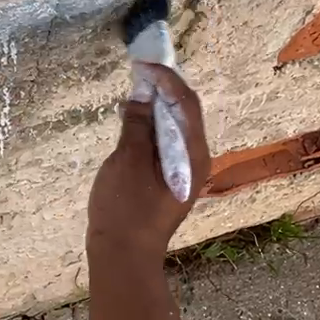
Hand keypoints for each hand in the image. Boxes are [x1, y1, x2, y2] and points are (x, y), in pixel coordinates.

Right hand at [87, 63, 211, 262]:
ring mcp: (184, 170)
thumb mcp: (127, 162)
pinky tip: (131, 121)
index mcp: (192, 154)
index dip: (166, 78)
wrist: (124, 255)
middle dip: (163, 88)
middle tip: (137, 73)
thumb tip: (140, 98)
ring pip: (175, 127)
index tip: (142, 64)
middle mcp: (196, 159)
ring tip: (132, 91)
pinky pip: (165, 142)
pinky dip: (150, 125)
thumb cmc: (126, 209)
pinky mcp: (170, 178)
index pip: (186, 103)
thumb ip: (137, 126)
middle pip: (185, 112)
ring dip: (156, 105)